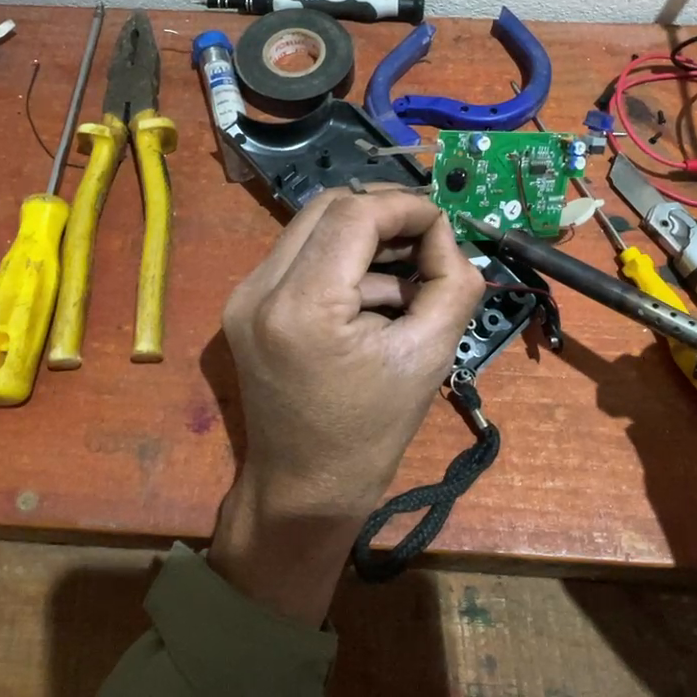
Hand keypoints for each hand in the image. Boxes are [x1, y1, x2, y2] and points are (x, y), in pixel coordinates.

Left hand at [208, 188, 482, 623]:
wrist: (304, 490)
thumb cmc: (371, 433)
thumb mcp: (430, 357)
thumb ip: (451, 282)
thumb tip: (444, 235)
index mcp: (303, 305)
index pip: (355, 215)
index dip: (406, 207)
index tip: (444, 224)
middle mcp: (260, 288)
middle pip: (328, 207)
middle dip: (384, 212)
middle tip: (427, 236)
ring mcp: (245, 295)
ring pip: (312, 226)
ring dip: (364, 235)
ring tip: (408, 270)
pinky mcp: (245, 305)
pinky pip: (300, 256)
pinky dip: (342, 259)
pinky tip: (375, 296)